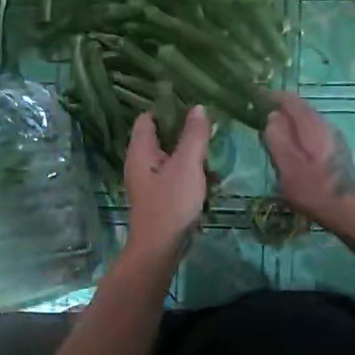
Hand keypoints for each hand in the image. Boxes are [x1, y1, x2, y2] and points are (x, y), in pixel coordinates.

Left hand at [123, 106, 209, 258]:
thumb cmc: (171, 203)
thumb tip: (199, 107)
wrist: (161, 248)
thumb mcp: (187, 165)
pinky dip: (192, 174)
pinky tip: (211, 180)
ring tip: (214, 158)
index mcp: (141, 151)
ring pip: (172, 157)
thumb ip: (194, 135)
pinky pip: (177, 176)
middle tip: (209, 131)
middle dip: (186, 133)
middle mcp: (141, 163)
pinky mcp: (161, 196)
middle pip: (162, 137)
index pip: (148, 117)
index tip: (193, 106)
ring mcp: (150, 181)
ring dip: (193, 156)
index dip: (168, 108)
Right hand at [263, 94, 354, 230]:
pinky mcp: (338, 151)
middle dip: (280, 114)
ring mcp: (335, 138)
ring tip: (275, 144)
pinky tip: (294, 157)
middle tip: (262, 128)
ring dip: (290, 128)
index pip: (290, 99)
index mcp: (313, 125)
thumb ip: (278, 139)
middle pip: (299, 110)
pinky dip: (300, 138)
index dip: (271, 98)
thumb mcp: (288, 166)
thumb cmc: (314, 190)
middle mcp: (326, 125)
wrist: (350, 211)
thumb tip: (272, 116)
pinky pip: (314, 135)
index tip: (255, 104)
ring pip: (307, 123)